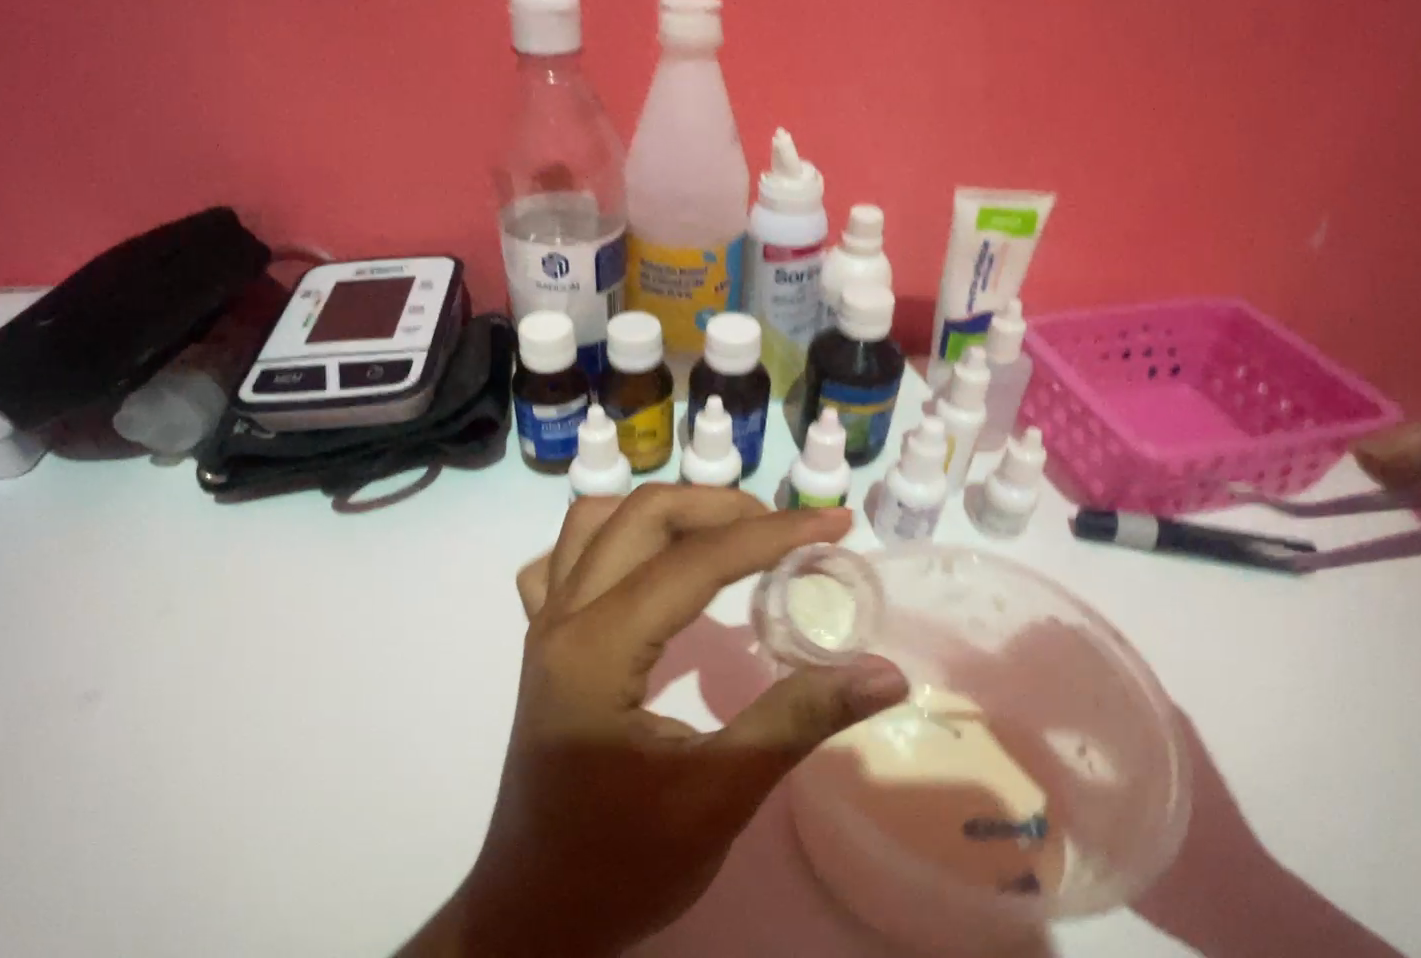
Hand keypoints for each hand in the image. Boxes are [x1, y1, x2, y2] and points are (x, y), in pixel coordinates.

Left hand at [401, 486, 909, 957]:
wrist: (536, 914)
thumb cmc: (621, 862)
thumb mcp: (717, 797)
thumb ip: (795, 721)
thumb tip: (884, 673)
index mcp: (597, 648)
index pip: (693, 561)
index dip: (772, 534)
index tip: (838, 525)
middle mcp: (561, 619)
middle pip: (640, 517)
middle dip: (721, 507)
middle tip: (788, 533)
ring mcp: (543, 629)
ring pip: (593, 524)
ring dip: (664, 514)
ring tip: (727, 537)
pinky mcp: (542, 647)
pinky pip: (565, 562)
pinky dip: (611, 542)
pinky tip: (648, 570)